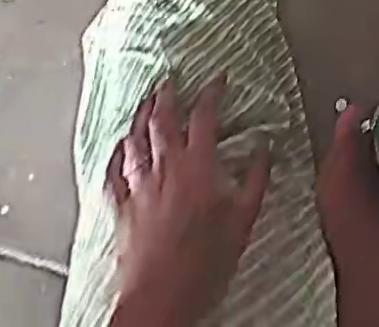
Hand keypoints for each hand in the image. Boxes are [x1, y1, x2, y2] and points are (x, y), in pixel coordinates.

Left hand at [108, 78, 270, 326]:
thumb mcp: (245, 216)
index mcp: (197, 165)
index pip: (204, 115)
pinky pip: (113, 175)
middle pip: (162, 120)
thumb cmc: (205, 260)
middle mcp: (165, 168)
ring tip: (146, 101)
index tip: (218, 79)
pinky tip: (118, 146)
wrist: (161, 299)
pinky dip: (115, 155)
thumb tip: (266, 147)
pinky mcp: (121, 210)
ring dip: (141, 116)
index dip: (211, 92)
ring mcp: (139, 188)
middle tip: (171, 79)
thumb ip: (257, 176)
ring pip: (135, 141)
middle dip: (167, 95)